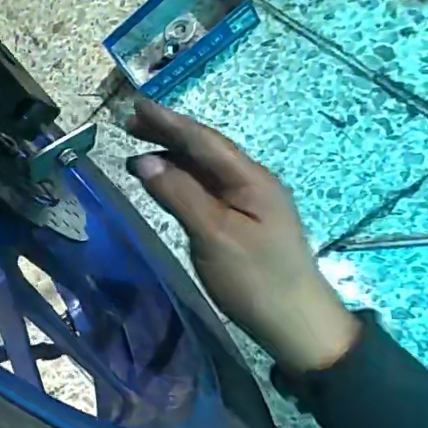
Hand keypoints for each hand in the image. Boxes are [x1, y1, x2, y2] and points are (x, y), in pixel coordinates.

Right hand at [125, 98, 360, 372]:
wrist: (297, 323)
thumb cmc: (255, 279)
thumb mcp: (214, 235)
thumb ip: (180, 194)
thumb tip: (145, 161)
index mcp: (250, 179)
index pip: (204, 141)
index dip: (168, 122)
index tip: (136, 105)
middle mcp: (252, 182)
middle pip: (206, 150)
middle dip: (169, 134)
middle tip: (130, 123)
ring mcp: (251, 202)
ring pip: (207, 169)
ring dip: (174, 156)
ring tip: (140, 148)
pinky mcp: (245, 221)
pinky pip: (209, 188)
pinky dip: (183, 180)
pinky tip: (166, 182)